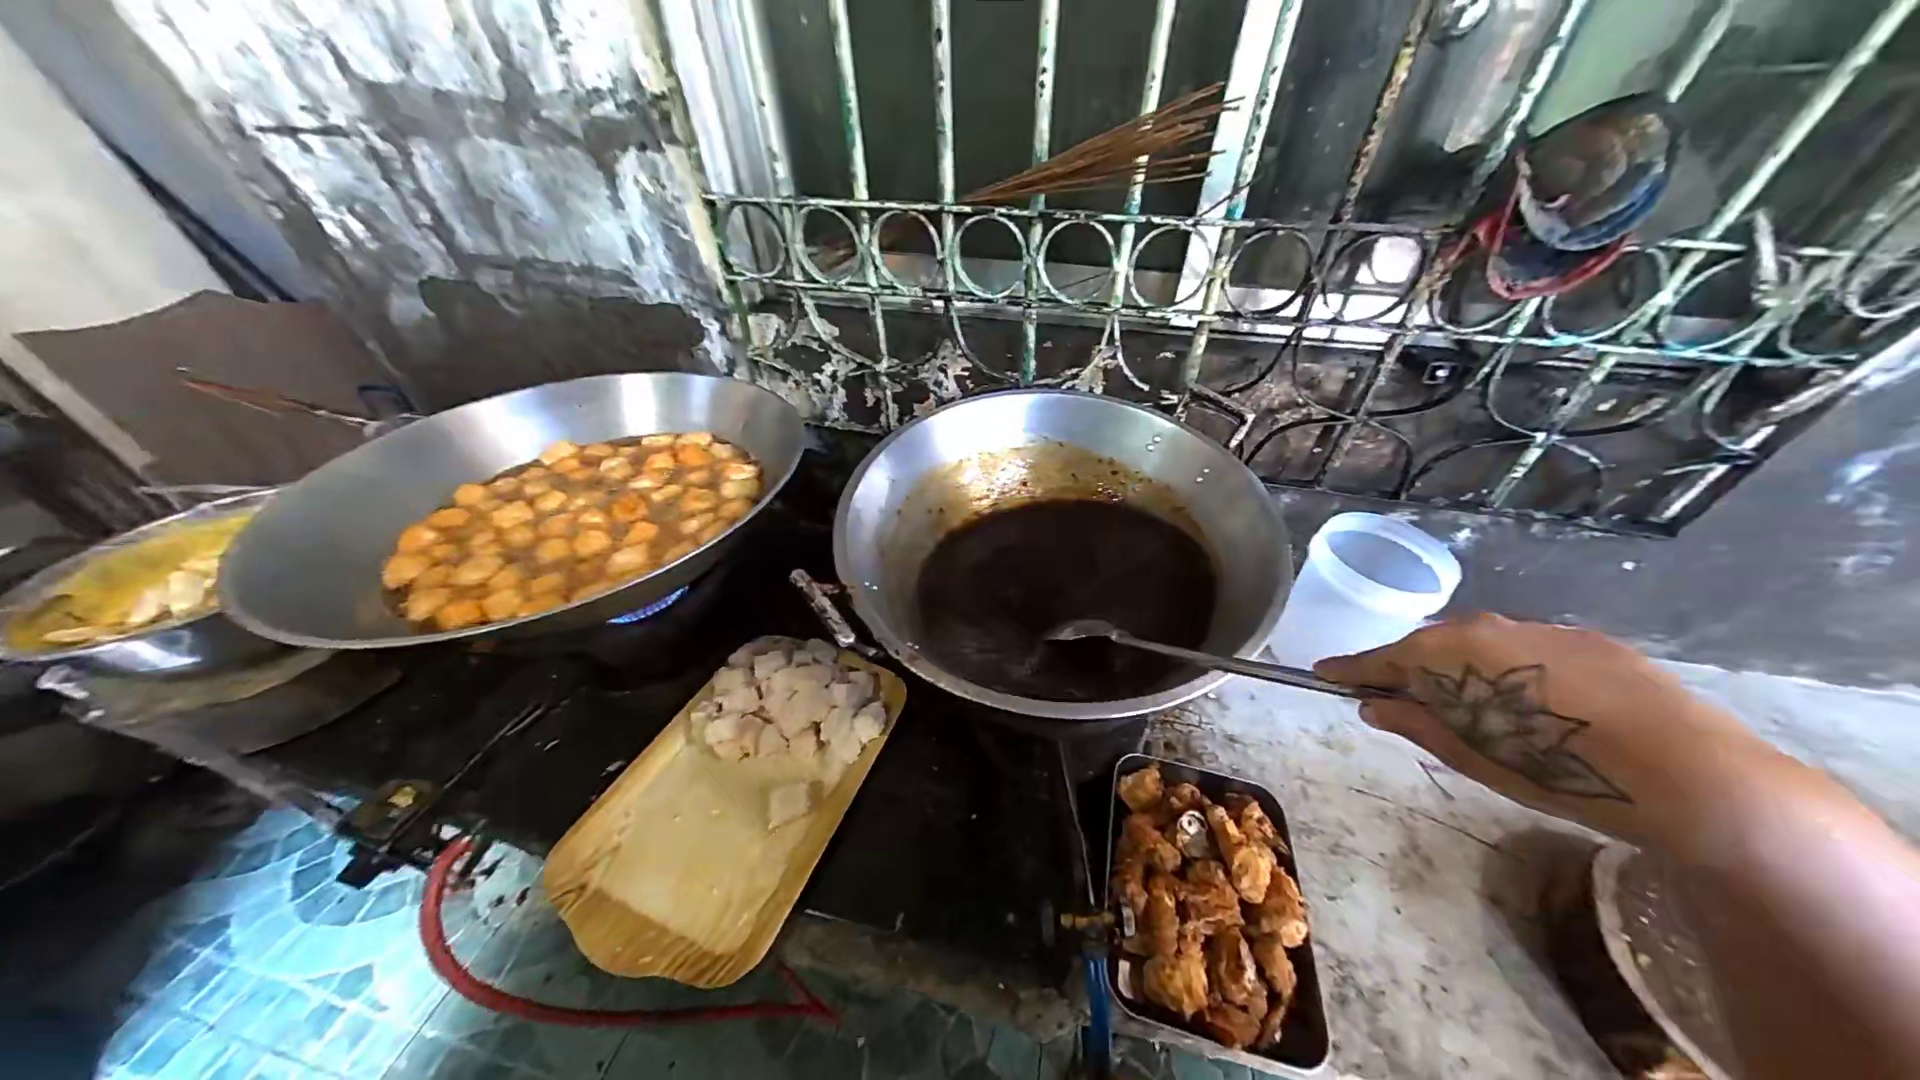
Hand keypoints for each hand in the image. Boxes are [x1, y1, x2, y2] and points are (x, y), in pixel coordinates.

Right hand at [1314, 614, 1781, 853]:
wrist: (1696, 777)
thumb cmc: (1560, 771)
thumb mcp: (1472, 756)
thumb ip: (1415, 723)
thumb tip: (1375, 706)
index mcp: (1450, 653)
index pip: (1381, 657)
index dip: (1349, 668)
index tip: (1323, 672)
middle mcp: (1488, 627)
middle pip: (1430, 646)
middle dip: (1411, 671)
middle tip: (1402, 701)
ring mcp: (1541, 629)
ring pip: (1480, 645)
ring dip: (1464, 670)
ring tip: (1477, 709)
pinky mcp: (1589, 640)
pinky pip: (1527, 650)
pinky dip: (1513, 670)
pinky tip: (1540, 706)